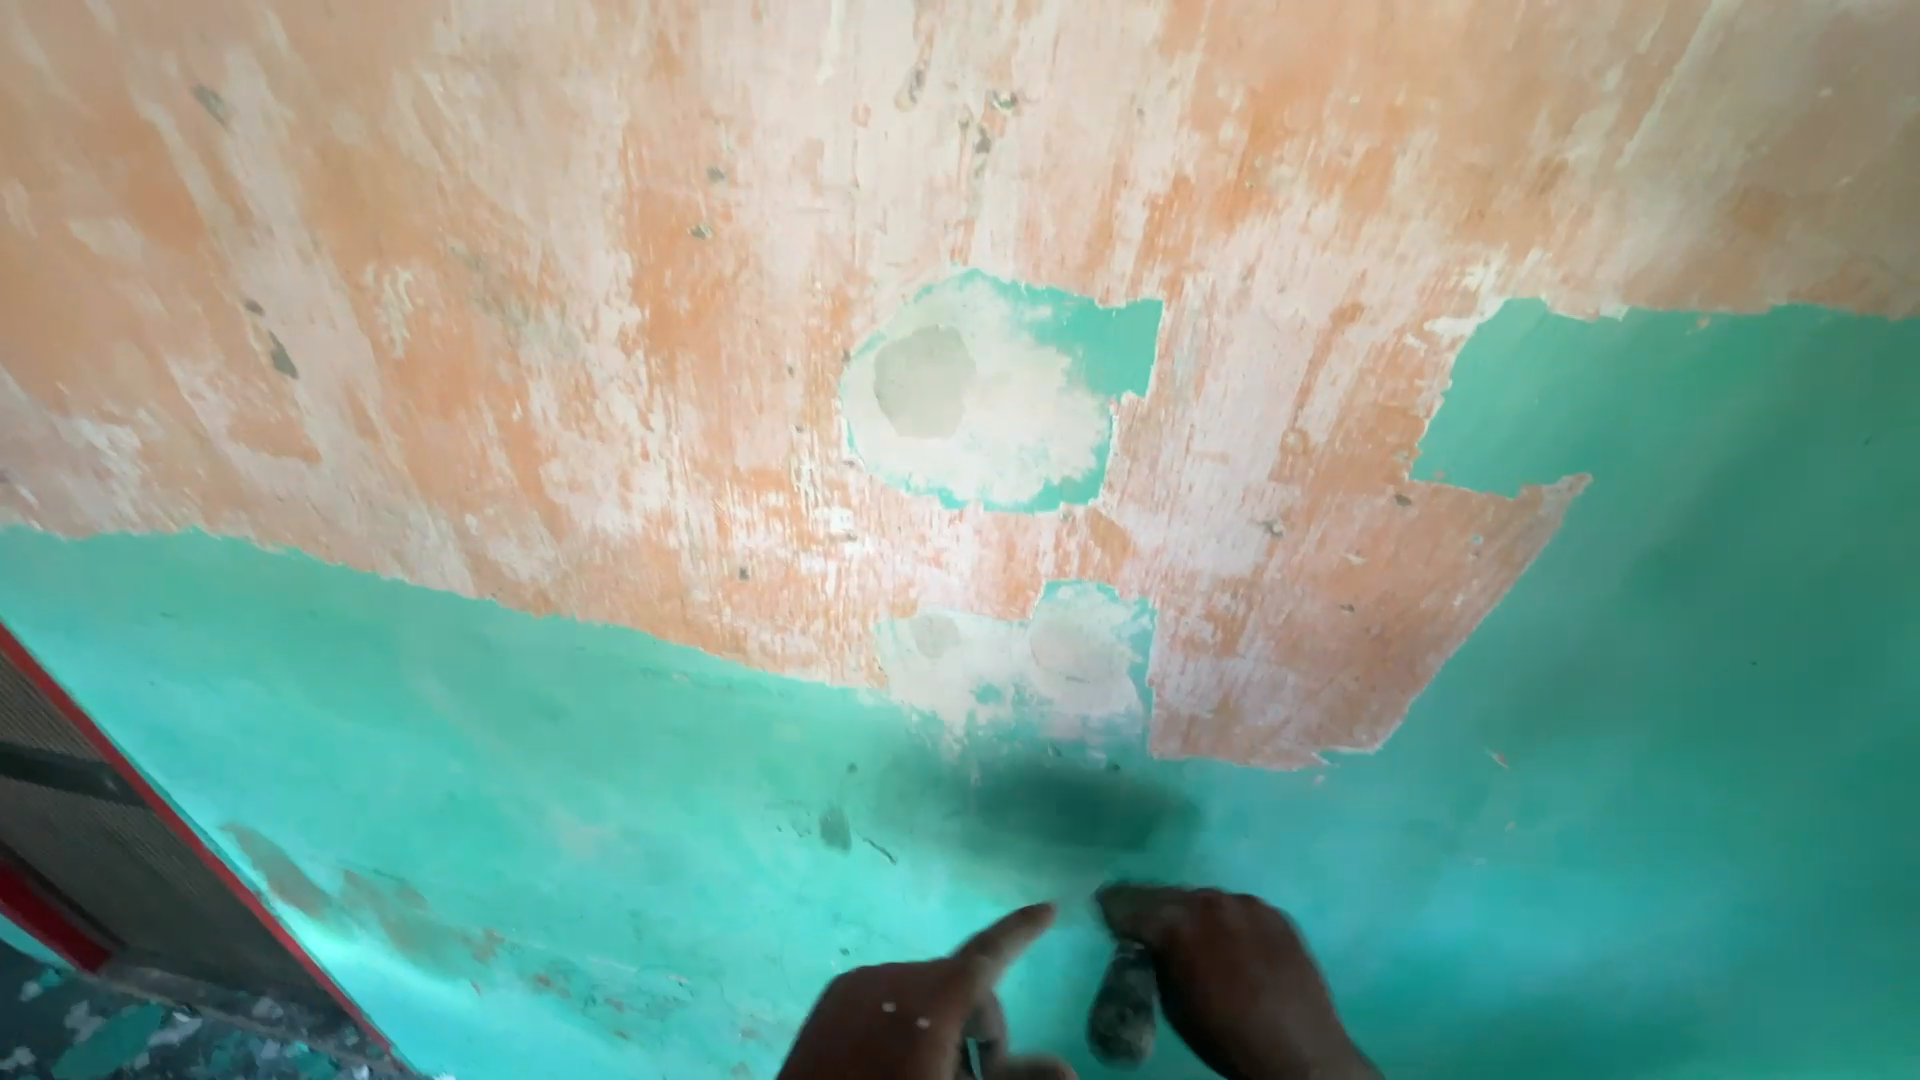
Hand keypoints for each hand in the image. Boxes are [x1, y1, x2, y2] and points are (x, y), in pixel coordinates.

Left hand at [776, 903, 1074, 1079]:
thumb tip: (1068, 1070)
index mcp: (929, 1000)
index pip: (988, 953)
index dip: (1021, 931)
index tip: (1049, 908)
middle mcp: (894, 977)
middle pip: (961, 984)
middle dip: (981, 1026)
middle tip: (979, 1077)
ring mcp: (859, 985)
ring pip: (926, 990)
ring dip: (945, 1025)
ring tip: (936, 1072)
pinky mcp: (835, 999)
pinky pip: (891, 994)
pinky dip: (910, 1019)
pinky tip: (901, 1063)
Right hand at [1095, 884, 1378, 1079]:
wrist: (1300, 1055)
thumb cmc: (1225, 1036)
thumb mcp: (1172, 1003)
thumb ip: (1156, 961)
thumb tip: (1150, 945)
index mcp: (1174, 923)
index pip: (1128, 904)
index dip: (1113, 910)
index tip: (1104, 910)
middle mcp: (1207, 900)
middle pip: (1167, 895)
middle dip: (1153, 909)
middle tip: (1145, 923)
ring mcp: (1245, 903)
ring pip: (1205, 899)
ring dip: (1194, 914)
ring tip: (1195, 934)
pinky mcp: (1275, 913)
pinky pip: (1239, 910)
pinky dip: (1229, 922)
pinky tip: (1233, 944)